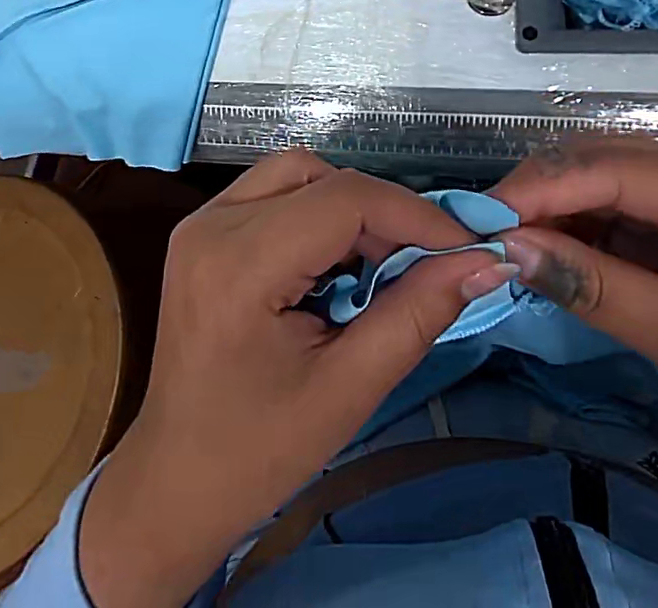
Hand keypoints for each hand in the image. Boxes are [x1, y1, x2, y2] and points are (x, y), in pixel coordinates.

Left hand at [79, 151, 516, 607]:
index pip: (344, 198)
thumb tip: (483, 262)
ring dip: (349, 209)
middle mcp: (211, 225)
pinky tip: (333, 270)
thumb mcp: (350, 388)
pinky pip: (275, 195)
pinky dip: (318, 218)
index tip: (465, 246)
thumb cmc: (259, 450)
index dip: (414, 213)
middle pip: (318, 175)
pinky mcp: (203, 233)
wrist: (175, 481)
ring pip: (297, 175)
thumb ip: (419, 313)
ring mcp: (200, 224)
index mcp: (238, 265)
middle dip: (380, 212)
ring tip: (374, 270)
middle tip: (417, 264)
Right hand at [489, 138, 657, 491]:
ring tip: (505, 240)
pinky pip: (615, 222)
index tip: (484, 215)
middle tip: (484, 227)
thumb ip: (595, 287)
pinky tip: (544, 252)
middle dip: (545, 191)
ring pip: (607, 189)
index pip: (623, 170)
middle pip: (612, 164)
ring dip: (554, 211)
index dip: (547, 186)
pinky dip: (574, 235)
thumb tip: (509, 246)